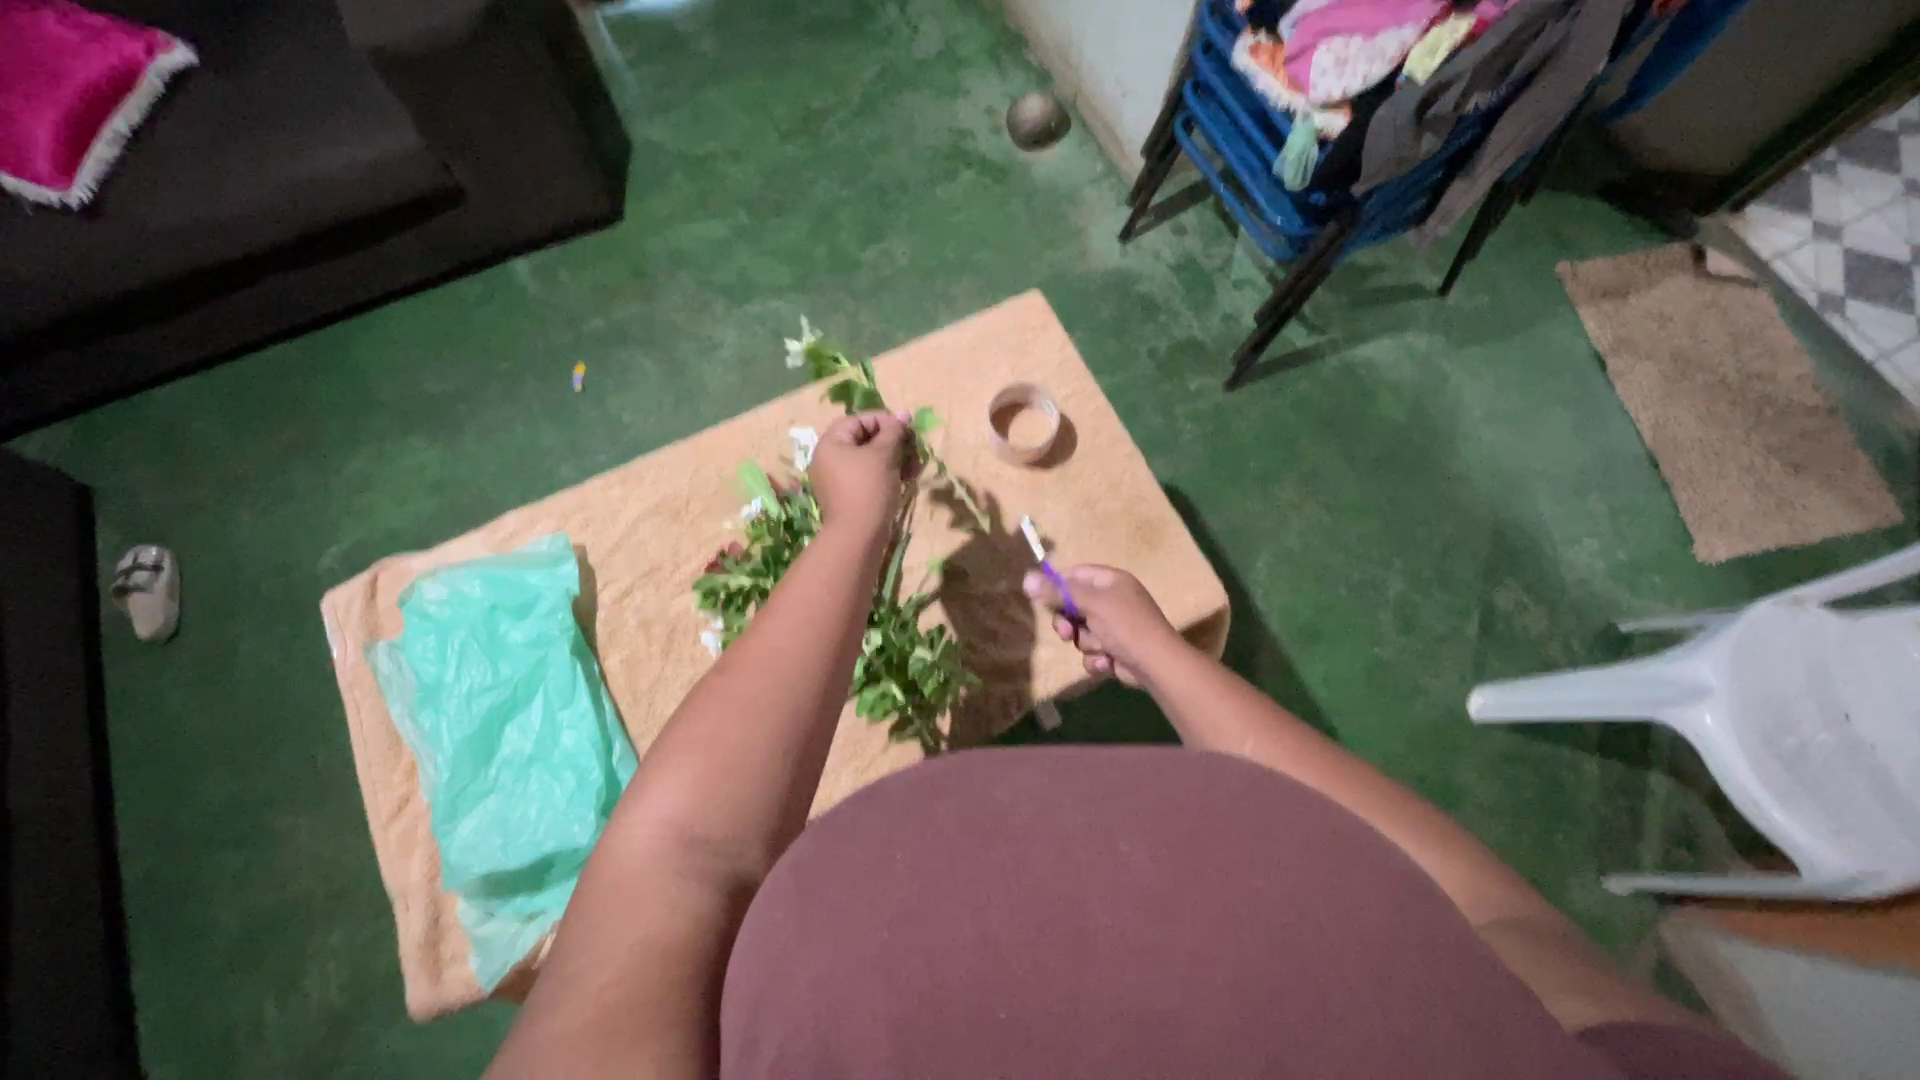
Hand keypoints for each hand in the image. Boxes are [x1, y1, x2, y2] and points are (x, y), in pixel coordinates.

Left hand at [809, 411, 920, 545]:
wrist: (858, 535)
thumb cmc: (869, 488)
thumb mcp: (883, 454)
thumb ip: (893, 431)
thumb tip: (903, 413)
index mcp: (830, 444)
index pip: (858, 420)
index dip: (884, 421)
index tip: (907, 429)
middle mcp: (828, 459)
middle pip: (864, 439)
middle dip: (892, 443)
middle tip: (913, 450)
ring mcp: (837, 479)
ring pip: (869, 459)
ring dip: (893, 459)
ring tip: (913, 469)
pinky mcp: (847, 495)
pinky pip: (867, 476)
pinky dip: (886, 474)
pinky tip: (904, 480)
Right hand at [1023, 564, 1183, 687]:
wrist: (1156, 664)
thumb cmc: (1125, 625)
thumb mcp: (1090, 604)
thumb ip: (1057, 592)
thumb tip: (1026, 578)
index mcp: (1110, 581)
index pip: (1075, 575)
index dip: (1057, 587)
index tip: (1042, 600)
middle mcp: (1112, 600)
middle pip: (1073, 606)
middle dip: (1068, 623)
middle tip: (1068, 633)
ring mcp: (1114, 626)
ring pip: (1081, 632)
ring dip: (1086, 643)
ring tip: (1101, 648)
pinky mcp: (1114, 649)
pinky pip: (1092, 651)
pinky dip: (1096, 659)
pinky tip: (1107, 663)